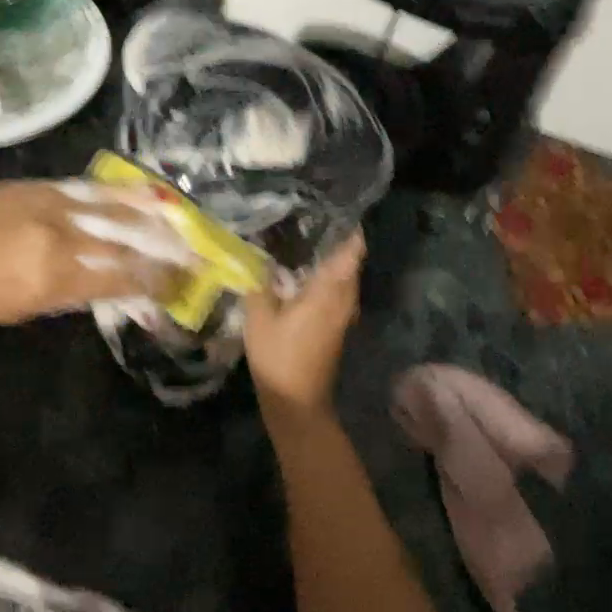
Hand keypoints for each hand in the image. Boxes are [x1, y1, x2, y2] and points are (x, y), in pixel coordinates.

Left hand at [0, 180, 198, 323]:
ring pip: (115, 207)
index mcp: (56, 274)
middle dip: (166, 248)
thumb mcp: (25, 309)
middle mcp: (62, 235)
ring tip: (183, 218)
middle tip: (195, 253)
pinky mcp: (43, 186)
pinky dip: (121, 192)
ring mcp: (53, 205)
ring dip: (154, 214)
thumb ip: (73, 295)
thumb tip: (114, 286)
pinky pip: (92, 188)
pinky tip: (142, 193)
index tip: (182, 285)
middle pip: (127, 241)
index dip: (157, 281)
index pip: (121, 276)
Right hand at [244, 232, 364, 416]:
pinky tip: (301, 274)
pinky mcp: (337, 328)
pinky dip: (327, 279)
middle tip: (312, 219)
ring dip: (332, 261)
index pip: (352, 251)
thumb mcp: (259, 317)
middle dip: (337, 241)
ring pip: (345, 279)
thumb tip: (260, 257)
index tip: (336, 208)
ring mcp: (343, 316)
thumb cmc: (278, 357)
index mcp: (329, 292)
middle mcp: (344, 300)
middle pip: (350, 263)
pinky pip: (338, 293)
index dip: (350, 228)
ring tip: (304, 241)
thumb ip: (260, 283)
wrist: (296, 403)